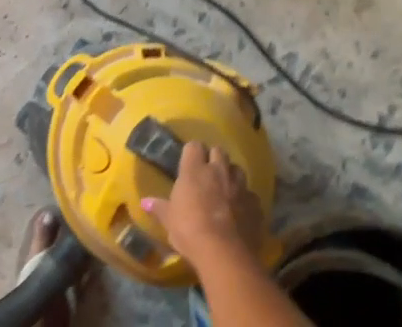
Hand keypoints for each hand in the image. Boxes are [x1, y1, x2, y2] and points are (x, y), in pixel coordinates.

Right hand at [141, 142, 265, 267]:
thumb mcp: (169, 220)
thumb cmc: (189, 230)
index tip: (189, 162)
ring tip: (227, 189)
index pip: (194, 146)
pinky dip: (246, 200)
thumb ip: (159, 207)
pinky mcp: (257, 207)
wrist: (224, 254)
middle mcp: (218, 172)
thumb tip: (144, 202)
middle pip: (219, 151)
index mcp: (194, 170)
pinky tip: (242, 212)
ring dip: (232, 176)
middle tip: (208, 173)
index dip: (192, 152)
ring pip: (239, 170)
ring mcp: (240, 188)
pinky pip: (252, 196)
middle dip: (215, 158)